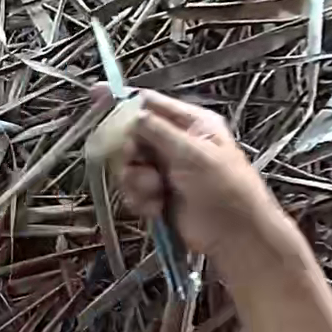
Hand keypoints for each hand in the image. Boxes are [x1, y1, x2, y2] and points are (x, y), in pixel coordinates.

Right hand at [98, 88, 290, 263]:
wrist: (235, 237)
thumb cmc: (226, 190)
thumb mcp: (193, 153)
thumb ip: (157, 130)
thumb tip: (130, 113)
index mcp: (190, 124)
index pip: (149, 103)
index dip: (121, 100)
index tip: (96, 95)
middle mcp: (174, 143)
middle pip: (129, 135)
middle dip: (129, 153)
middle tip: (137, 162)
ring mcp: (163, 169)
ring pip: (126, 165)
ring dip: (136, 181)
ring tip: (156, 192)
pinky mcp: (155, 194)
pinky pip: (130, 189)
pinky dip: (139, 199)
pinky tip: (156, 207)